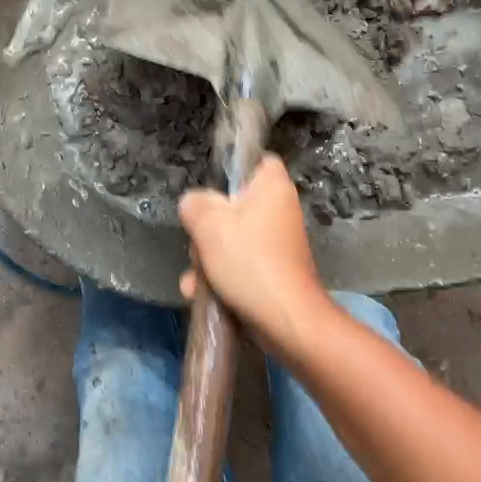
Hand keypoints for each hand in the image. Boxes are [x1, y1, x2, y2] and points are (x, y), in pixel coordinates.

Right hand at [178, 154, 335, 355]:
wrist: (286, 321)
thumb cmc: (249, 261)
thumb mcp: (208, 225)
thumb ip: (194, 204)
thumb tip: (194, 203)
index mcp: (272, 187)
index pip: (257, 160)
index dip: (233, 170)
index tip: (211, 188)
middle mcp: (279, 210)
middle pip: (234, 205)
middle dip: (208, 227)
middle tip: (198, 242)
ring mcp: (278, 244)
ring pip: (232, 239)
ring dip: (208, 258)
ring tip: (195, 278)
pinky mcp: (273, 273)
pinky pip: (240, 265)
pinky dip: (221, 278)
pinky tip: (201, 295)